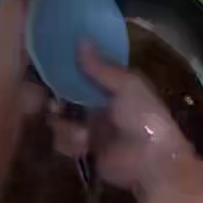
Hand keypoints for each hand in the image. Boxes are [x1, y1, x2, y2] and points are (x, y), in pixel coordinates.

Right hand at [50, 43, 202, 202]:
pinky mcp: (86, 152)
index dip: (67, 70)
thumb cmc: (145, 118)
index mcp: (114, 87)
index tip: (49, 66)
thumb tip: (80, 39)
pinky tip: (82, 144)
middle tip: (52, 103)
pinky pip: (65, 143)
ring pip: (62, 121)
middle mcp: (100, 106)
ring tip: (79, 132)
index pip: (84, 73)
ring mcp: (92, 130)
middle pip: (67, 98)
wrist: (152, 163)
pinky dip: (68, 142)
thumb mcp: (127, 86)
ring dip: (64, 125)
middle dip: (58, 100)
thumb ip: (101, 67)